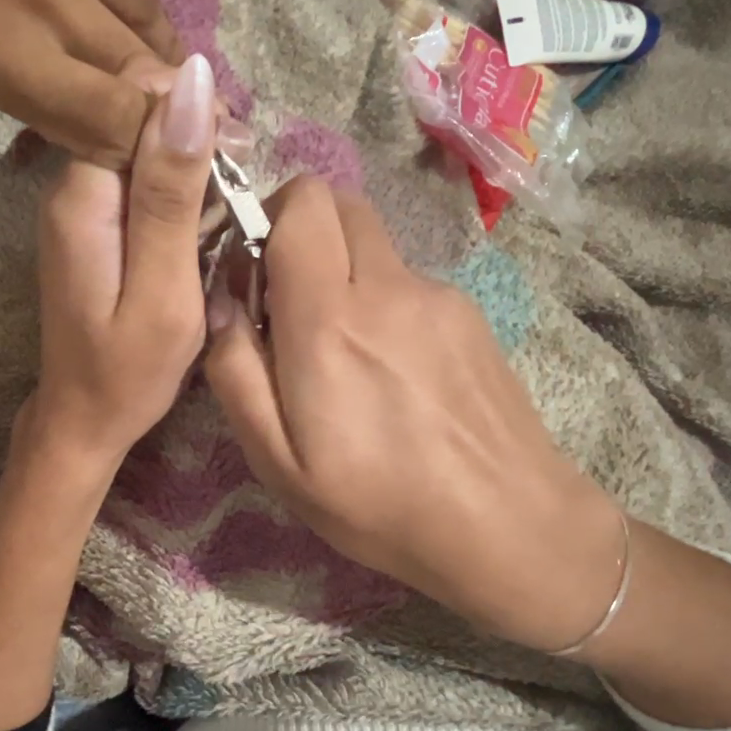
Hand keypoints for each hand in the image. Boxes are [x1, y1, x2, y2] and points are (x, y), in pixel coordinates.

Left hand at [29, 53, 216, 465]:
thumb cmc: (128, 371)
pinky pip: (138, 177)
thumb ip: (172, 191)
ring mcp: (78, 205)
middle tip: (239, 178)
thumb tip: (191, 85)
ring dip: (193, 160)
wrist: (83, 418)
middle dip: (196, 130)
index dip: (191, 107)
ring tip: (229, 203)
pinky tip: (205, 218)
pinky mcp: (93, 224)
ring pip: (141, 143)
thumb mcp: (163, 287)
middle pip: (135, 115)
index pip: (132, 98)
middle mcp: (69, 187)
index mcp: (82, 196)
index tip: (237, 149)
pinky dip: (178, 188)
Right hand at [202, 178, 626, 652]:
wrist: (509, 528)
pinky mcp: (469, 314)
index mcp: (329, 323)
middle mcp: (386, 289)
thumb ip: (236, 374)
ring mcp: (437, 296)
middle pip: (339, 202)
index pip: (301, 204)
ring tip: (338, 350)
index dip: (263, 218)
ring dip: (339, 270)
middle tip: (284, 299)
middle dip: (298, 231)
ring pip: (374, 242)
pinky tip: (388, 373)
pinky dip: (379, 300)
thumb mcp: (278, 463)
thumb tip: (220, 305)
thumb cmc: (377, 505)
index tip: (247, 275)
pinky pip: (406, 280)